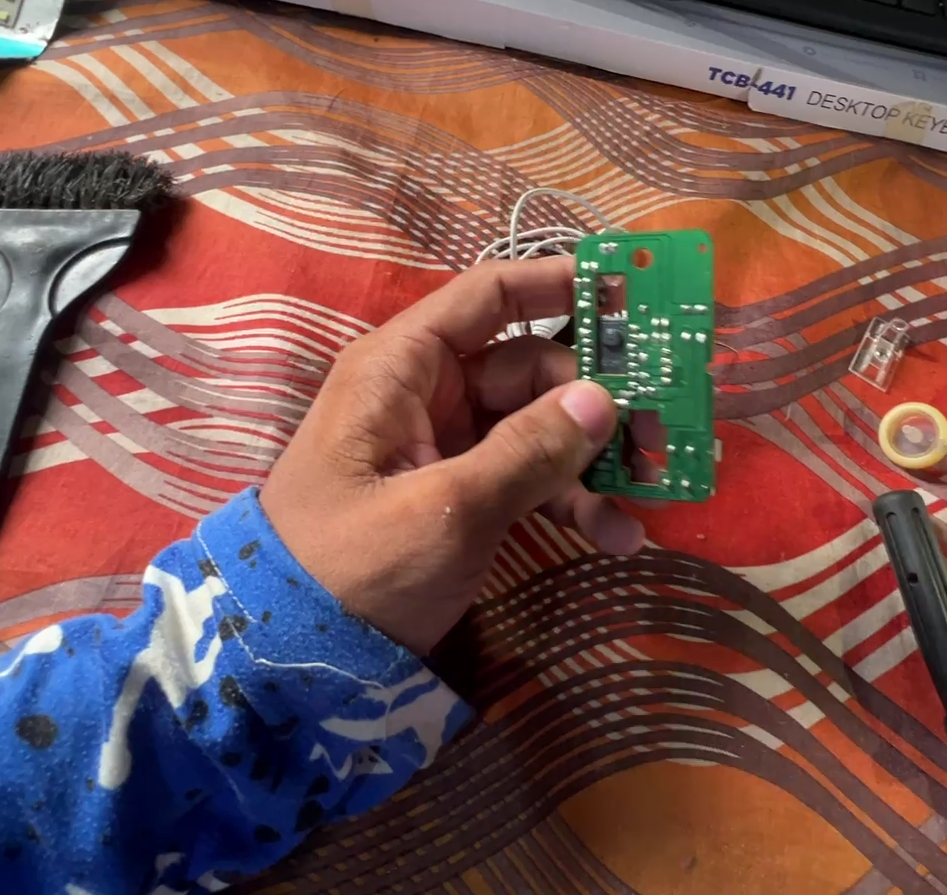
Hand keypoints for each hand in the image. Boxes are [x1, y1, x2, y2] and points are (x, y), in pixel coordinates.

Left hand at [260, 257, 643, 654]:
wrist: (287, 663)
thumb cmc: (352, 570)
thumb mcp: (446, 509)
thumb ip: (528, 451)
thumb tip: (604, 398)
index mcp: (404, 367)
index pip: (488, 296)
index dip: (558, 283)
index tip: (629, 290)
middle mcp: (429, 393)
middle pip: (531, 369)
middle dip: (595, 400)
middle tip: (658, 432)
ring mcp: (448, 445)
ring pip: (539, 426)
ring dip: (591, 460)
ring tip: (646, 496)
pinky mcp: (462, 492)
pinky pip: (527, 477)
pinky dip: (568, 500)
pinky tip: (613, 536)